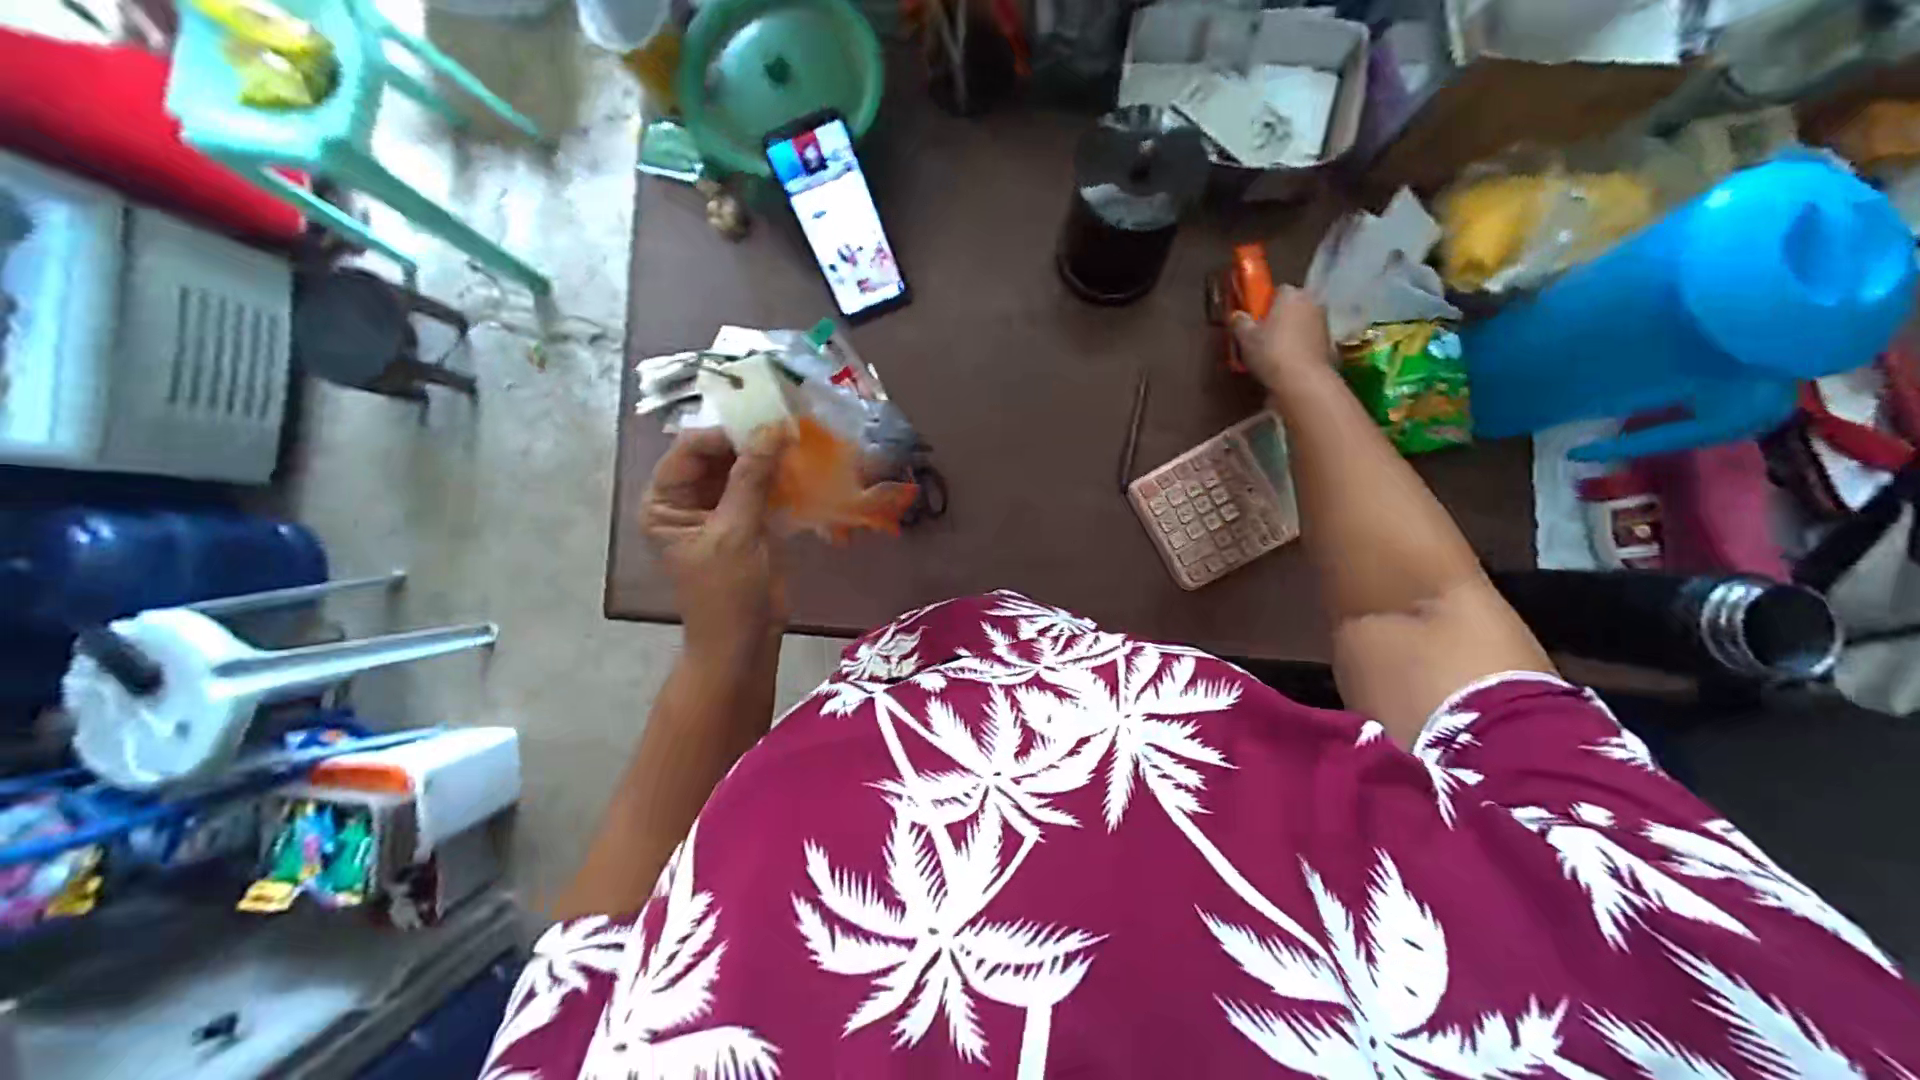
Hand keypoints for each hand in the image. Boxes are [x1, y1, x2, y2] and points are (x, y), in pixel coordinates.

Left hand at [641, 427, 787, 656]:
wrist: (745, 640)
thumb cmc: (727, 592)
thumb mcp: (734, 533)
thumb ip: (751, 478)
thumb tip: (772, 429)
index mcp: (664, 502)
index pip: (690, 450)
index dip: (726, 434)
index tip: (766, 424)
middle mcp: (687, 499)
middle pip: (717, 454)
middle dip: (751, 442)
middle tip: (788, 427)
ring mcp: (719, 509)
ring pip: (742, 468)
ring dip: (769, 457)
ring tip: (800, 441)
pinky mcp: (748, 520)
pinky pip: (761, 487)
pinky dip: (780, 477)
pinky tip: (802, 466)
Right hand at [1230, 285, 1334, 393]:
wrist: (1301, 381)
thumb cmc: (1270, 352)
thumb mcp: (1245, 338)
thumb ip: (1240, 323)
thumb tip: (1237, 315)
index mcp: (1292, 295)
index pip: (1279, 290)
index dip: (1265, 303)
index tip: (1255, 319)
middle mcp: (1312, 303)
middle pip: (1293, 306)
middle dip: (1281, 316)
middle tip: (1263, 335)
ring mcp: (1324, 323)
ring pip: (1303, 323)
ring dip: (1292, 332)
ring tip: (1275, 352)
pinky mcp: (1330, 344)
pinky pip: (1310, 340)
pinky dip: (1301, 347)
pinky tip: (1289, 362)